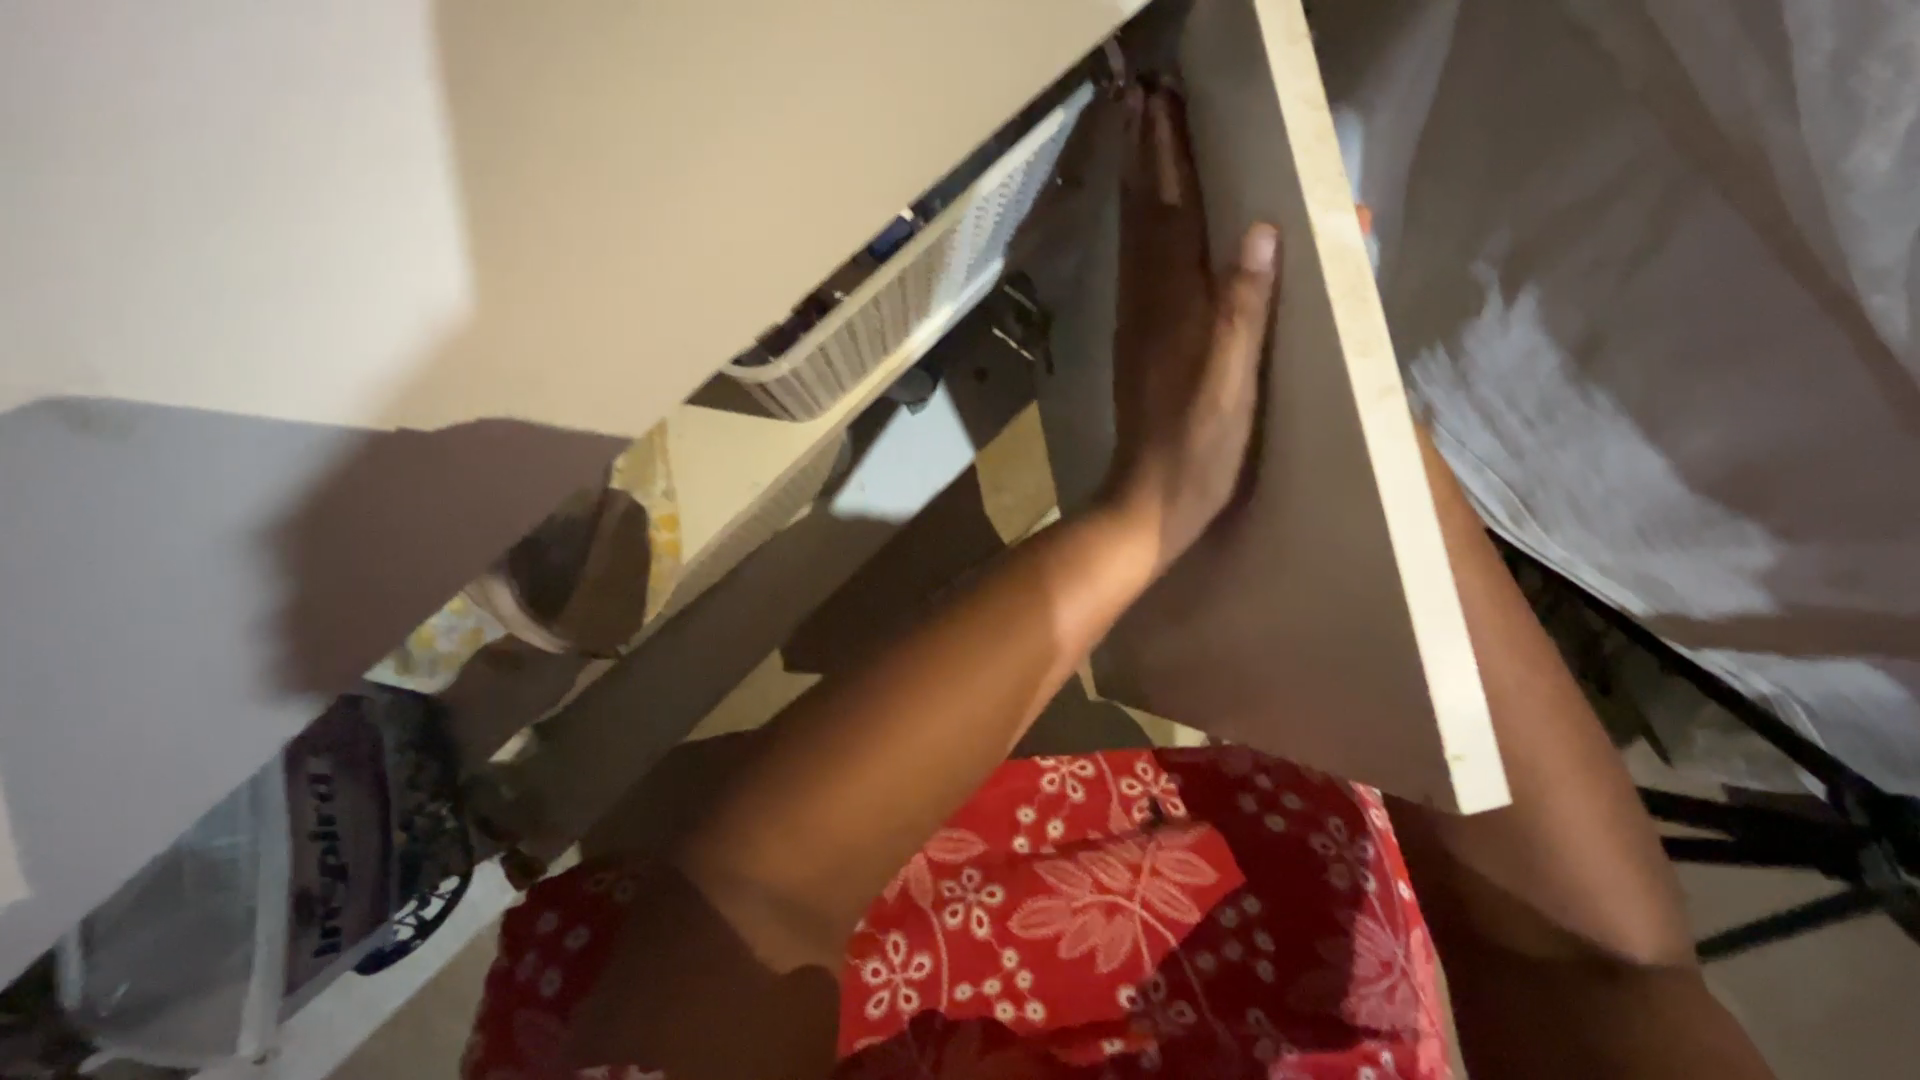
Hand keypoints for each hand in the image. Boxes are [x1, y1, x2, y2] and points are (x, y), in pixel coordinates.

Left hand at [1102, 85, 1278, 571]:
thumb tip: (1260, 231)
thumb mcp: (1233, 385)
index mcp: (1176, 309)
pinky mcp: (1136, 349)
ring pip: (1134, 242)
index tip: (1163, 102)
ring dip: (1137, 186)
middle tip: (1140, 101)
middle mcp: (1148, 307)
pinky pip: (1134, 273)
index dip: (1170, 157)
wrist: (1145, 505)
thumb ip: (1244, 310)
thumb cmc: (1198, 453)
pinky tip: (1139, 228)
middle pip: (1146, 217)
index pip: (1175, 216)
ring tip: (1135, 142)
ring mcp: (1137, 328)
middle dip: (1145, 156)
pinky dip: (1136, 234)